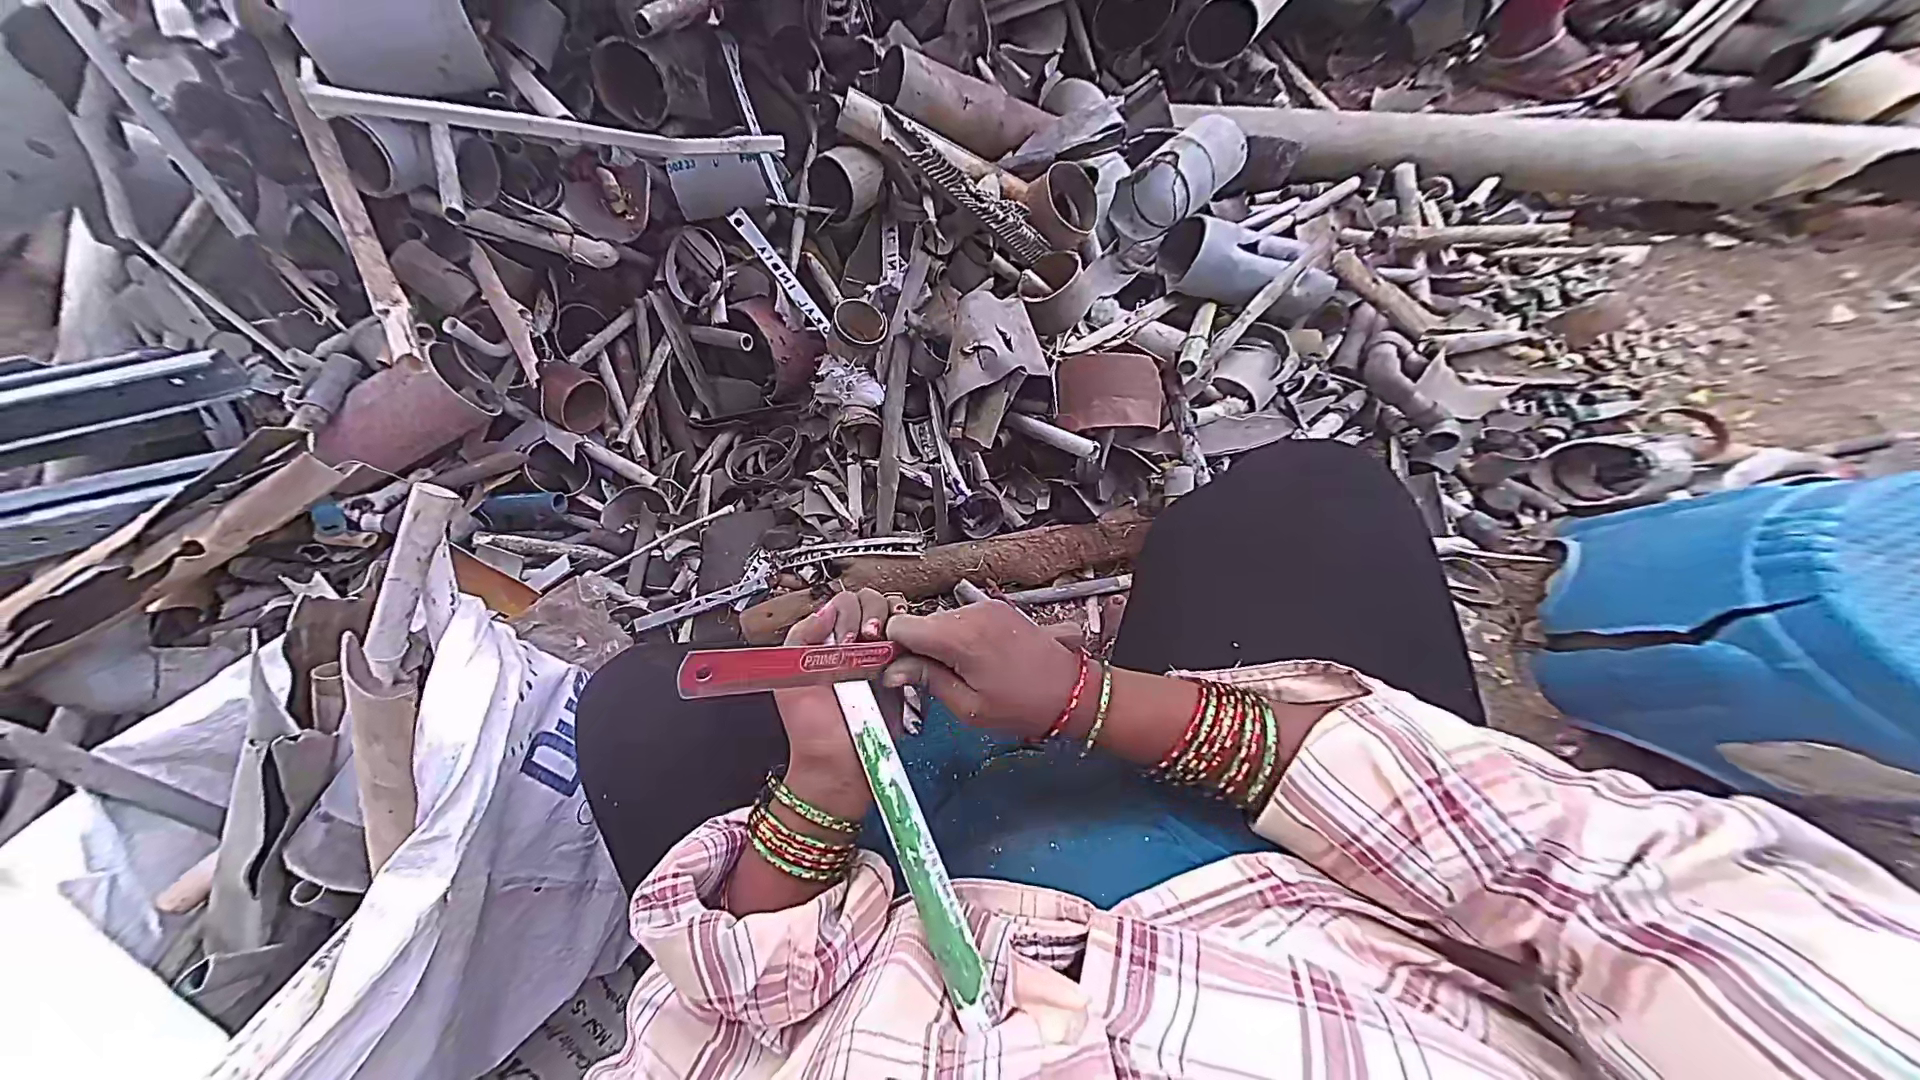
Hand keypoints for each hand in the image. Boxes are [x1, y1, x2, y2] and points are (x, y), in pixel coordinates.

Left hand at [773, 589, 893, 818]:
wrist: (838, 761)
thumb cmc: (810, 726)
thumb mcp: (789, 675)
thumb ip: (801, 635)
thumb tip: (826, 609)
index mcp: (829, 640)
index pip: (844, 602)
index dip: (845, 612)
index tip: (841, 637)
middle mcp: (857, 643)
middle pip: (872, 601)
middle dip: (869, 613)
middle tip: (862, 638)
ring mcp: (883, 655)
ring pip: (895, 616)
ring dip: (889, 622)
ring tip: (878, 643)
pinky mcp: (904, 670)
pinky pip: (913, 641)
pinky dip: (908, 638)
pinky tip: (898, 650)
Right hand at [881, 600, 1083, 738]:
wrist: (1072, 691)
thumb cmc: (1022, 706)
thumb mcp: (967, 706)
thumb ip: (926, 680)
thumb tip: (892, 670)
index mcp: (959, 636)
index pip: (900, 625)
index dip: (895, 649)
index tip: (903, 670)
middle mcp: (971, 613)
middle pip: (920, 623)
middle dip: (918, 648)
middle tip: (935, 679)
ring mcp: (987, 607)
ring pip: (940, 621)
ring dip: (940, 643)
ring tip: (963, 672)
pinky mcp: (998, 608)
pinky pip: (961, 619)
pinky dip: (958, 637)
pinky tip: (976, 660)